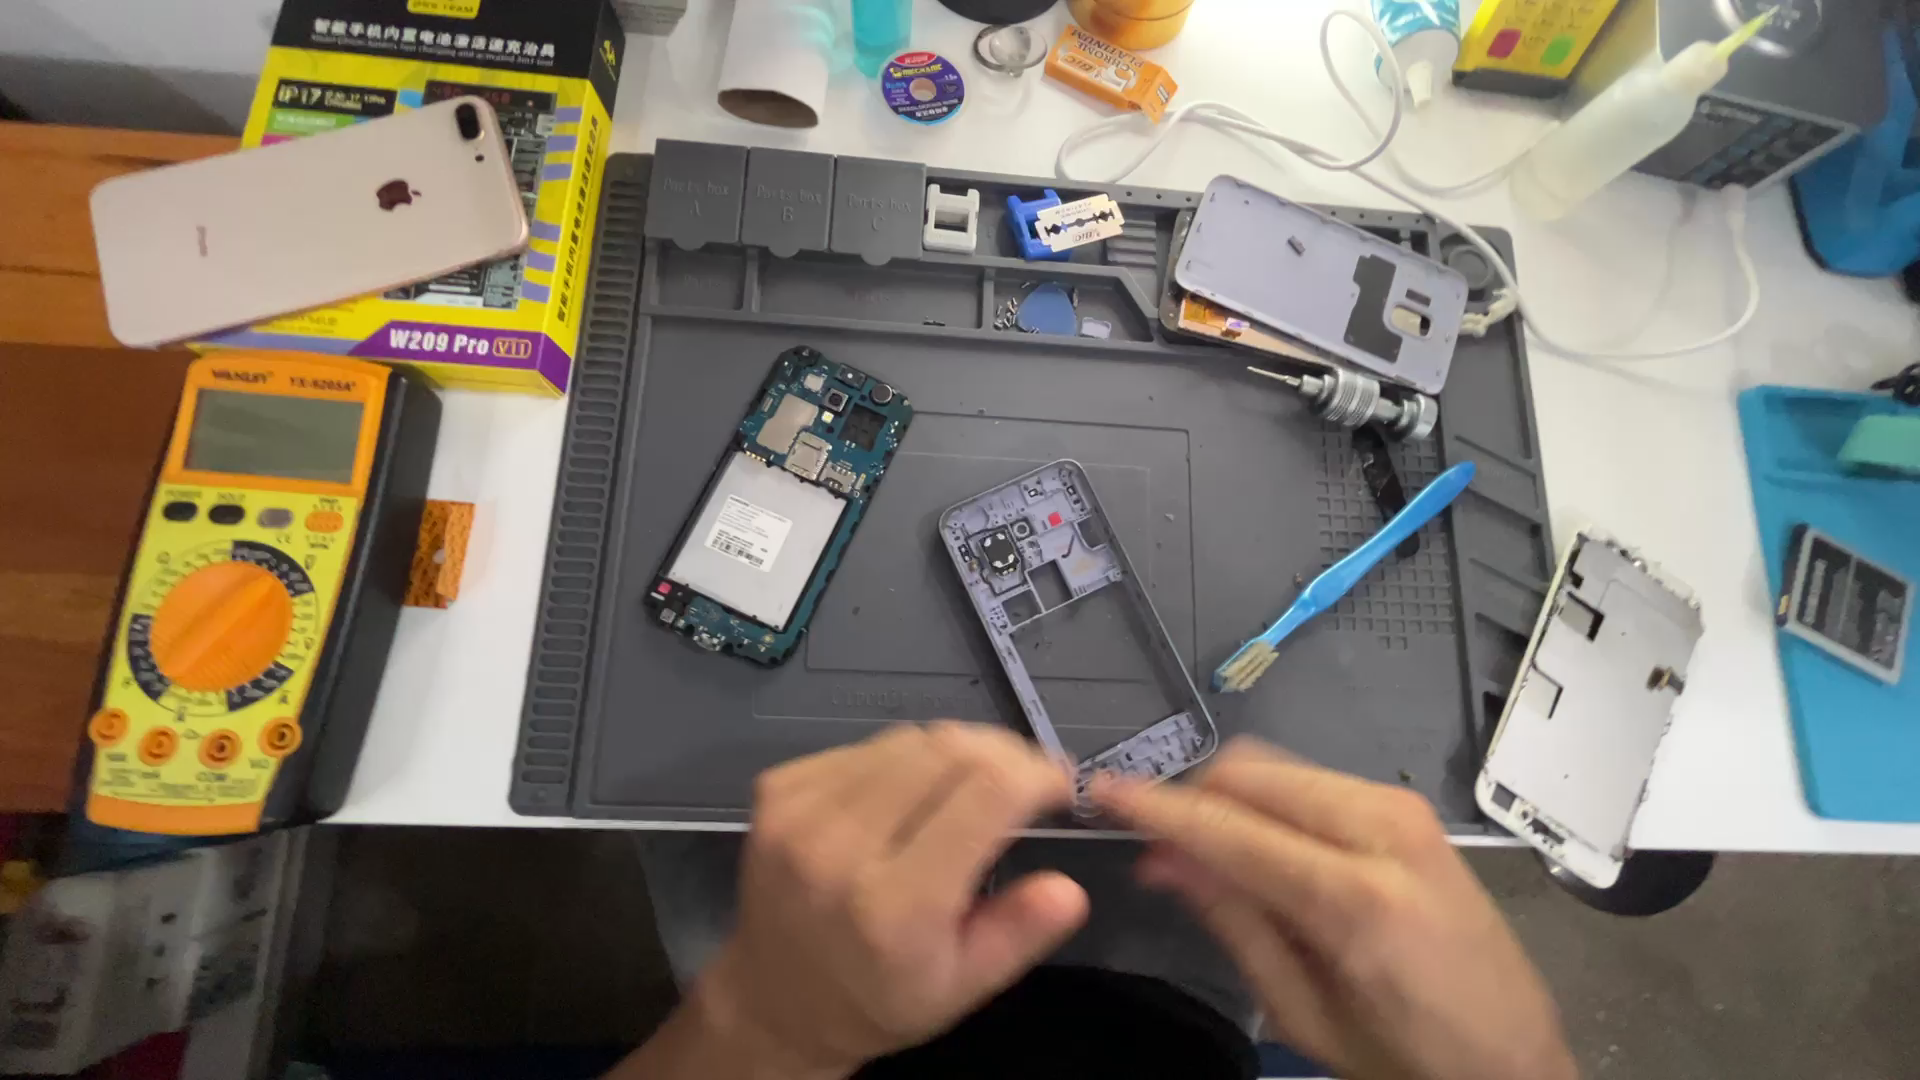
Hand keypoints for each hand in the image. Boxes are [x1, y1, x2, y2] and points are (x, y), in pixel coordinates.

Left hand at [692, 723, 1088, 1078]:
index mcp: (895, 908)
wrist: (774, 997)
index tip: (1061, 784)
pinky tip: (913, 789)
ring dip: (958, 749)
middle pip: (950, 750)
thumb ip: (1019, 933)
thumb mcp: (961, 988)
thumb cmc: (878, 997)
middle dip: (1005, 752)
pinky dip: (908, 755)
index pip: (987, 795)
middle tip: (1028, 776)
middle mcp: (841, 846)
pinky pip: (868, 744)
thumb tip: (1069, 886)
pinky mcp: (779, 786)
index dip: (1037, 774)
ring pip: (911, 737)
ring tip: (973, 782)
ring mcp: (802, 809)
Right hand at [1091, 738, 1575, 1079]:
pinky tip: (1258, 842)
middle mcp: (1382, 830)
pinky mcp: (1402, 801)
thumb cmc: (1404, 1059)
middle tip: (1160, 844)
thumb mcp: (1300, 1011)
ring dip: (1223, 796)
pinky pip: (1301, 777)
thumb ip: (1228, 917)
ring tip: (1208, 849)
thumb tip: (1158, 854)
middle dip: (1189, 797)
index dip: (1158, 807)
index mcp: (1359, 902)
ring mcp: (1398, 805)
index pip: (1230, 829)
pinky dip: (1261, 799)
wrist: (1520, 1062)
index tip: (1103, 791)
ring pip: (1269, 765)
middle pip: (1245, 772)